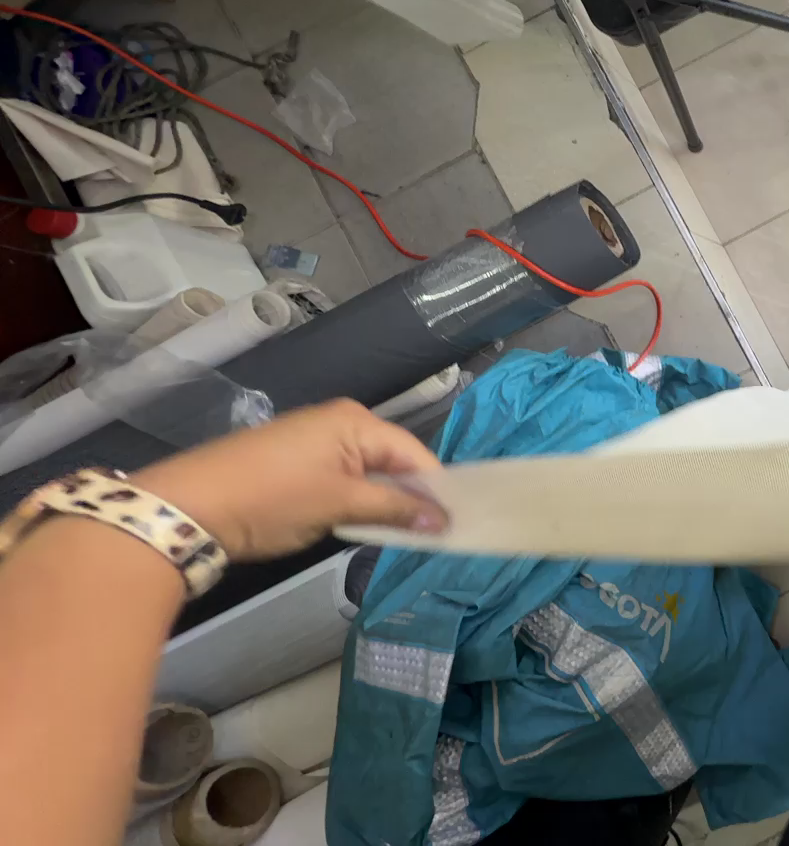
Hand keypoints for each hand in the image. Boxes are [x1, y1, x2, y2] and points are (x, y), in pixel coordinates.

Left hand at [132, 399, 447, 560]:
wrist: (175, 511)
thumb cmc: (271, 499)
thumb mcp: (341, 505)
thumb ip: (397, 510)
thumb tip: (445, 522)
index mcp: (358, 421)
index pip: (415, 455)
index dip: (435, 489)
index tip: (451, 521)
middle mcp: (342, 421)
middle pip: (394, 460)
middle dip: (409, 494)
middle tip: (428, 529)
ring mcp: (315, 439)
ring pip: (369, 470)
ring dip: (382, 498)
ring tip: (397, 528)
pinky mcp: (293, 459)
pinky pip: (344, 474)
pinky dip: (355, 496)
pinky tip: (359, 518)